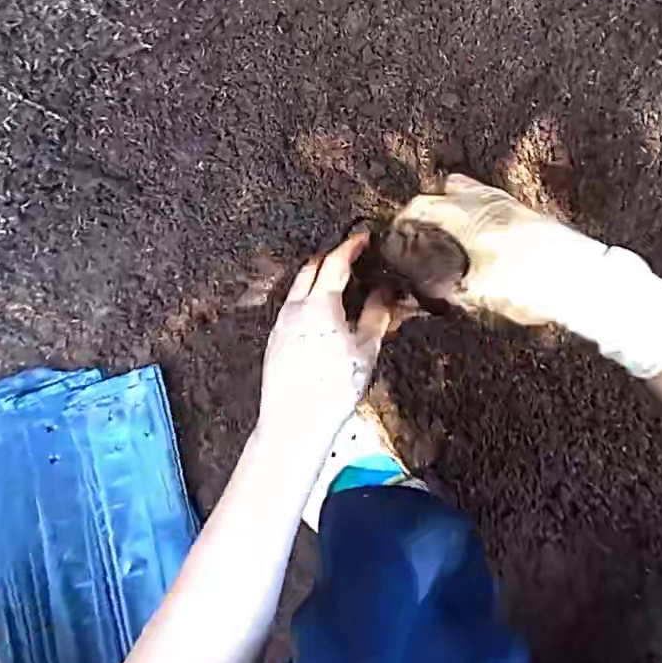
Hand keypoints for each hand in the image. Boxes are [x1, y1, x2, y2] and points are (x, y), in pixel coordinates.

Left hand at [259, 231, 399, 449]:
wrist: (294, 423)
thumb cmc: (332, 390)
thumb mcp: (366, 349)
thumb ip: (377, 314)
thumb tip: (385, 293)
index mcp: (320, 304)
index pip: (336, 262)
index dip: (351, 246)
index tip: (362, 239)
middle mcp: (296, 308)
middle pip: (312, 267)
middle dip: (331, 255)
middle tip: (350, 254)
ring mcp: (282, 323)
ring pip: (299, 286)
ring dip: (318, 276)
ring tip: (338, 283)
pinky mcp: (275, 340)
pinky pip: (292, 306)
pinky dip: (308, 298)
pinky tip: (321, 314)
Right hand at [390, 174, 607, 326]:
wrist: (582, 280)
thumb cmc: (531, 282)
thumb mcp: (480, 294)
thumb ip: (453, 290)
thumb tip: (440, 292)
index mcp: (467, 214)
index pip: (423, 204)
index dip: (405, 217)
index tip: (398, 229)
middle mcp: (486, 201)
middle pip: (448, 188)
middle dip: (433, 203)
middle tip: (424, 227)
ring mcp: (510, 203)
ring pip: (473, 192)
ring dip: (458, 205)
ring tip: (452, 232)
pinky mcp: (528, 213)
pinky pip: (492, 202)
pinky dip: (479, 212)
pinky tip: (482, 236)